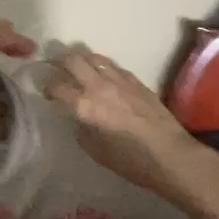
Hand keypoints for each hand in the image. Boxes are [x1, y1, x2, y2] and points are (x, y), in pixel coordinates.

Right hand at [43, 49, 207, 199]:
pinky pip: (114, 66)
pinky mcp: (137, 81)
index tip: (46, 92)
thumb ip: (82, 130)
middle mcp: (99, 87)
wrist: (171, 155)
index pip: (57, 86)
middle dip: (58, 60)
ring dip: (81, 58)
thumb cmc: (131, 161)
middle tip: (53, 65)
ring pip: (94, 57)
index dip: (47, 87)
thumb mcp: (96, 151)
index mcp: (85, 106)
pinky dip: (102, 66)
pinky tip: (103, 74)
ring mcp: (120, 80)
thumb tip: (79, 119)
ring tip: (77, 65)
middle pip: (72, 60)